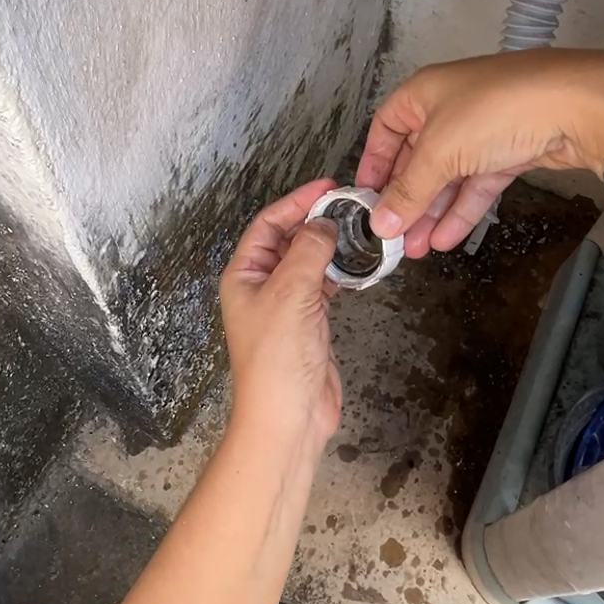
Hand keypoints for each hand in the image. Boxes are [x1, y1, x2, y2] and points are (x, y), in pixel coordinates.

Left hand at [219, 178, 343, 449]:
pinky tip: (359, 263)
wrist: (289, 415)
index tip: (327, 188)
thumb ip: (308, 252)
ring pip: (309, 262)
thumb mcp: (290, 293)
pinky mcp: (309, 322)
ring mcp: (286, 304)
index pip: (268, 224)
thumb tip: (323, 224)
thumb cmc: (277, 359)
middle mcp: (261, 286)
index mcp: (244, 275)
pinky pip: (325, 285)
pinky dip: (341, 272)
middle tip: (349, 206)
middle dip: (316, 221)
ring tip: (359, 228)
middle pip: (289, 240)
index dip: (295, 203)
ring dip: (331, 245)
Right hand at [356, 49, 603, 256]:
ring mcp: (483, 129)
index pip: (386, 128)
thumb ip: (408, 192)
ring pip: (448, 175)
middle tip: (394, 237)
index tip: (366, 198)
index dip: (374, 163)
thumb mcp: (439, 153)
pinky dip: (463, 210)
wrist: (579, 103)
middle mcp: (449, 107)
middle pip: (417, 158)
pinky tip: (447, 238)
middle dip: (406, 199)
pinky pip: (477, 183)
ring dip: (432, 212)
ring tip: (418, 249)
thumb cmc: (494, 111)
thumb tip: (379, 225)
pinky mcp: (511, 149)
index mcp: (423, 93)